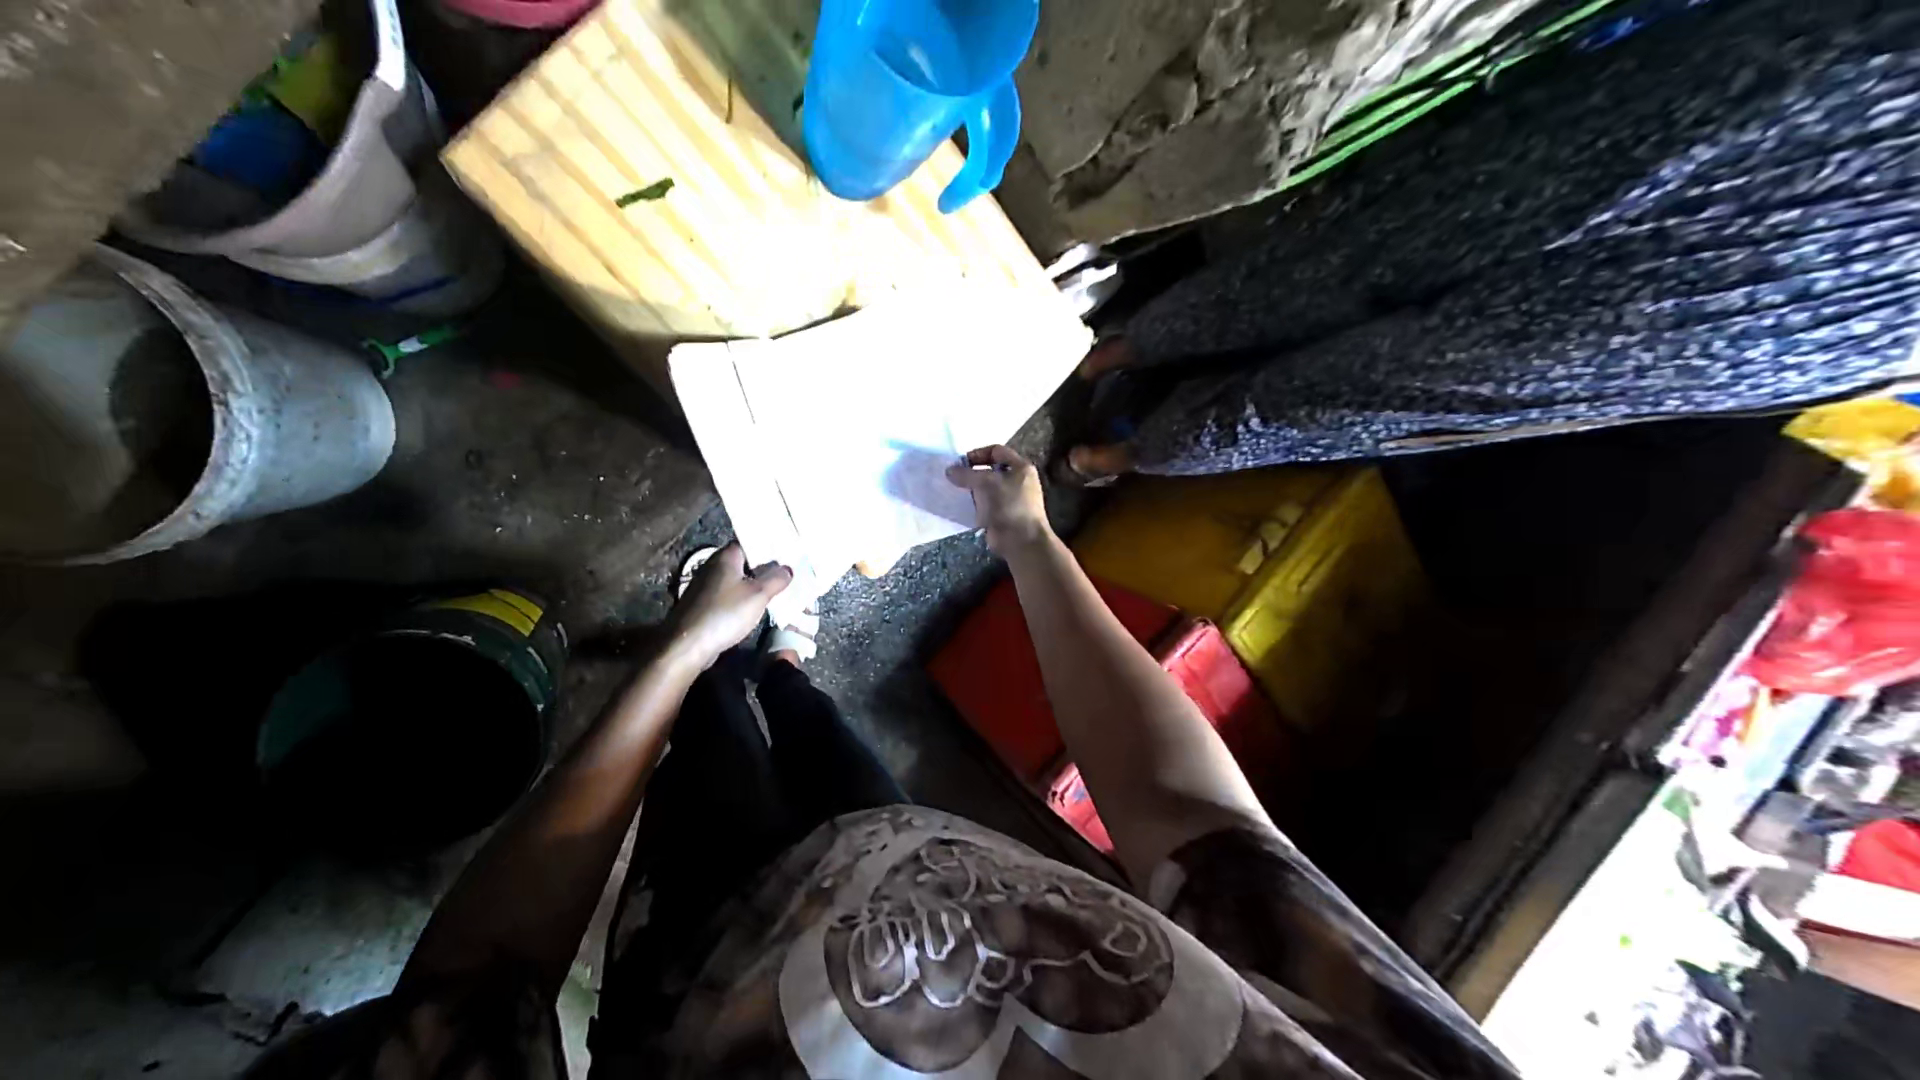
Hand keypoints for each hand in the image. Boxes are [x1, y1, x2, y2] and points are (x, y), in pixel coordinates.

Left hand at [665, 542, 791, 668]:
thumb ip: (775, 579)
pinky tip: (753, 609)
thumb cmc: (725, 613)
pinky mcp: (701, 605)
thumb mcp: (758, 595)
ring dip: (752, 586)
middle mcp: (712, 566)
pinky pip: (727, 596)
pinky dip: (740, 600)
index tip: (786, 556)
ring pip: (735, 581)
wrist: (688, 644)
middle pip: (742, 563)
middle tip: (785, 575)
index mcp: (725, 557)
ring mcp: (704, 586)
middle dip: (762, 569)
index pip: (749, 544)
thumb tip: (787, 568)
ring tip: (774, 592)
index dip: (767, 549)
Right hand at [946, 445, 1053, 555]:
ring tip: (954, 489)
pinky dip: (973, 503)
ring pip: (987, 488)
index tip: (960, 462)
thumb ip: (967, 474)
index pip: (996, 451)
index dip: (978, 453)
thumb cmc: (1008, 505)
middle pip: (991, 469)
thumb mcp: (986, 483)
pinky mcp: (1002, 515)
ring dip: (971, 489)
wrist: (1021, 540)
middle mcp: (1018, 481)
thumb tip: (949, 470)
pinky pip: (985, 504)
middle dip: (972, 471)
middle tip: (954, 476)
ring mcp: (1010, 499)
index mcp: (1021, 467)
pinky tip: (960, 505)